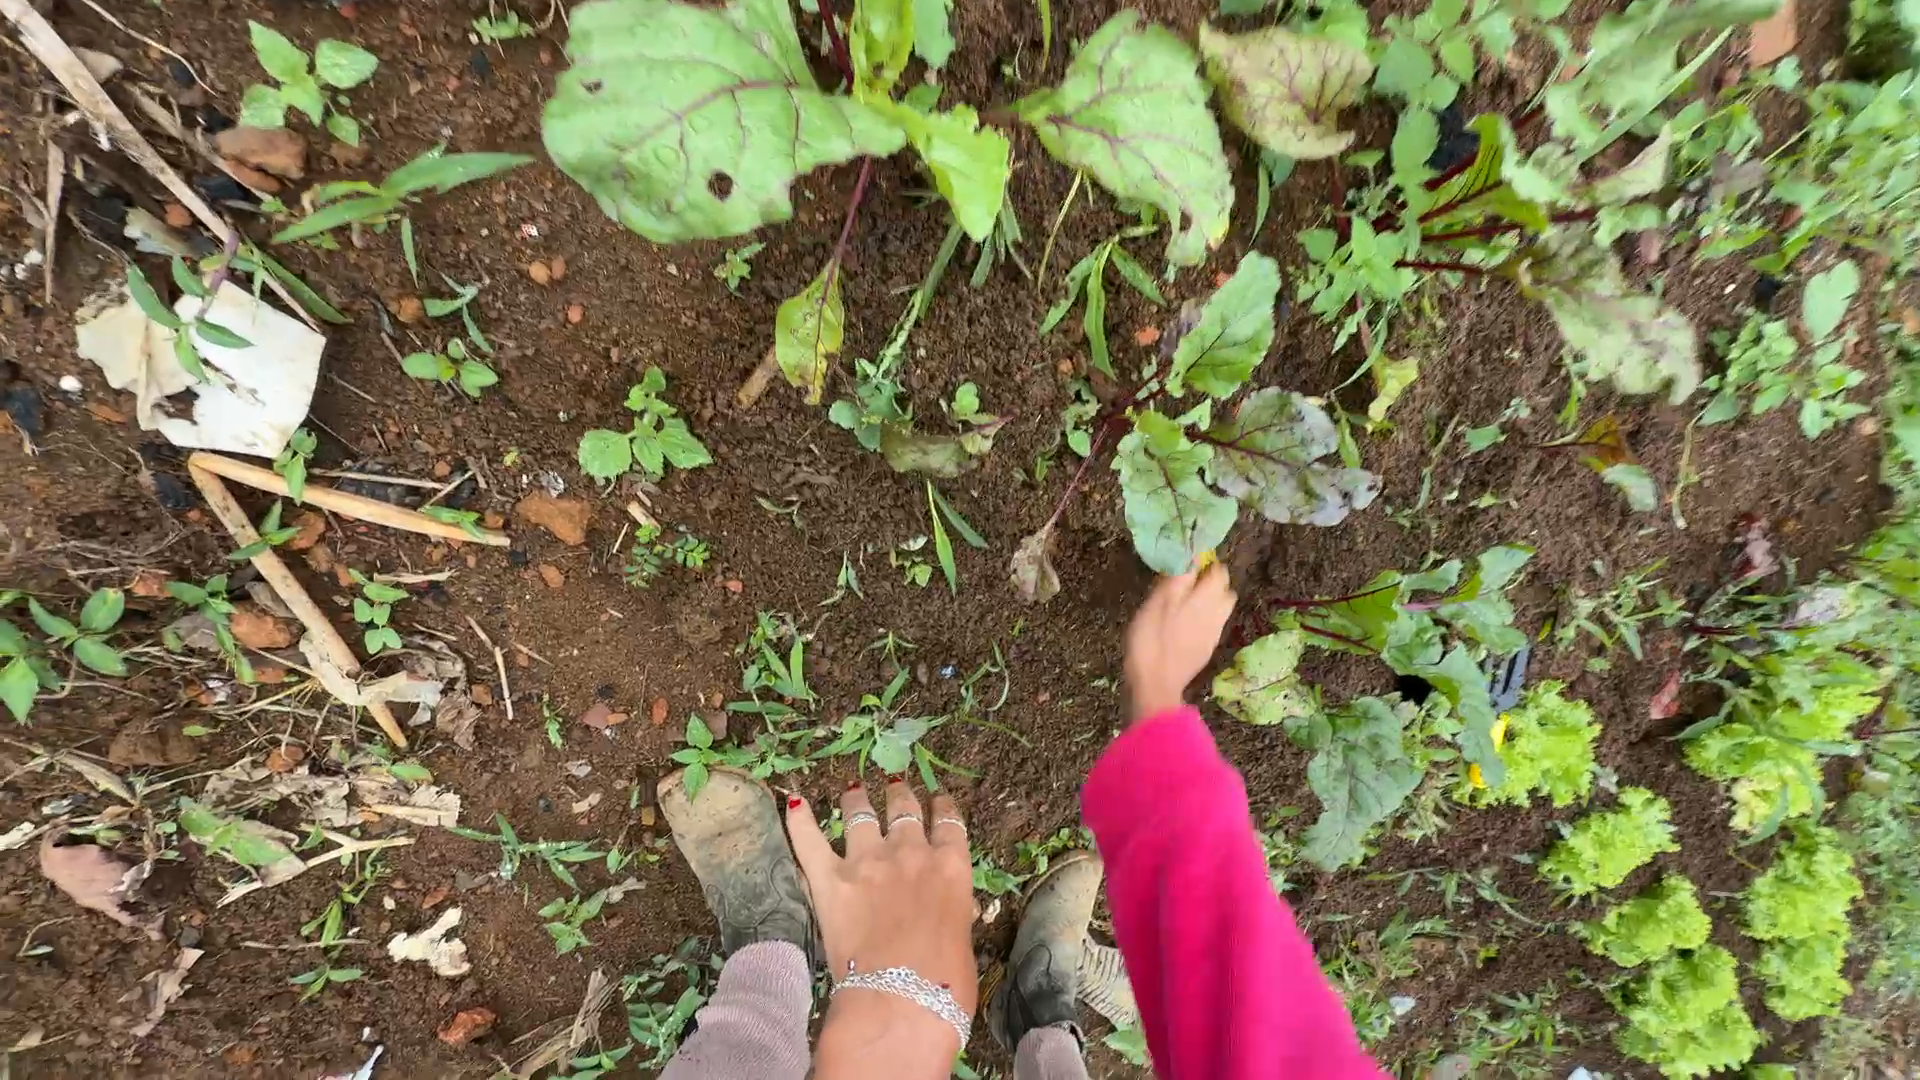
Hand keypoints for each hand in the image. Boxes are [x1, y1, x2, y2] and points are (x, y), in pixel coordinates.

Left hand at [788, 780, 975, 1075]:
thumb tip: (954, 910)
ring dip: (857, 799)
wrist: (898, 1004)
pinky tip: (794, 803)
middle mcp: (910, 851)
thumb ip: (955, 912)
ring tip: (853, 788)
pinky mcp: (830, 880)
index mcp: (950, 865)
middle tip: (895, 785)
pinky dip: (800, 820)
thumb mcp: (963, 941)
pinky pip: (810, 841)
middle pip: (905, 808)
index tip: (937, 798)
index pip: (948, 820)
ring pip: (861, 813)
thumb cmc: (944, 985)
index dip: (941, 806)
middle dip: (900, 795)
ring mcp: (868, 861)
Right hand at [1125, 565, 1236, 723]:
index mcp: (1204, 598)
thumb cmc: (1150, 641)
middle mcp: (1216, 612)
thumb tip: (1189, 557)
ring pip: (1222, 605)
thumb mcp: (1155, 604)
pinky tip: (1186, 622)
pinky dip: (1205, 616)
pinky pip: (1213, 623)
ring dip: (1210, 597)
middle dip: (1210, 579)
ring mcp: (1214, 632)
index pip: (1216, 570)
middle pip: (1224, 587)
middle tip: (1185, 580)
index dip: (1203, 562)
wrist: (1157, 684)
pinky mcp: (1208, 647)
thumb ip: (1176, 580)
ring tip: (1187, 600)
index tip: (1185, 561)